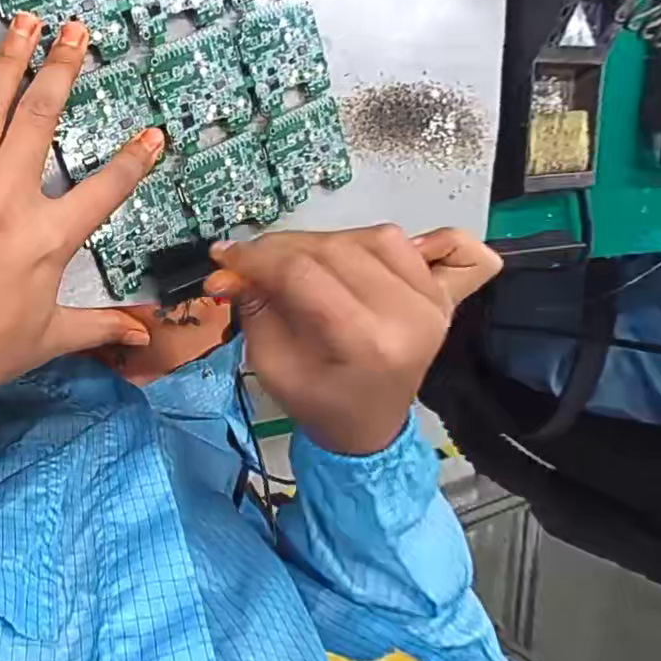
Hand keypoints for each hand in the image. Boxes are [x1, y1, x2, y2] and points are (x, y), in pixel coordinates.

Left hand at [0, 13, 165, 432]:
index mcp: (47, 242)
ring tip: (25, 22)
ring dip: (9, 61)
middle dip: (62, 68)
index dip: (134, 161)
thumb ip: (100, 326)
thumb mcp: (47, 339)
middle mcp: (5, 204)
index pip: (105, 190)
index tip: (152, 134)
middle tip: (75, 29)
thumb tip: (145, 334)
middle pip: (40, 121)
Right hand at [203, 226, 501, 455]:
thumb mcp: (270, 364)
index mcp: (365, 342)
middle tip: (247, 261)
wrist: (367, 423)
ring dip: (315, 242)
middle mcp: (408, 314)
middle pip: (332, 249)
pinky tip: (336, 258)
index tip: (222, 255)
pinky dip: (358, 240)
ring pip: (366, 238)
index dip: (256, 258)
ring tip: (289, 263)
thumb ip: (252, 309)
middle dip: (277, 248)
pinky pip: (397, 243)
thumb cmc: (315, 402)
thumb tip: (225, 269)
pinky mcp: (438, 291)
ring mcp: (431, 300)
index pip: (302, 273)